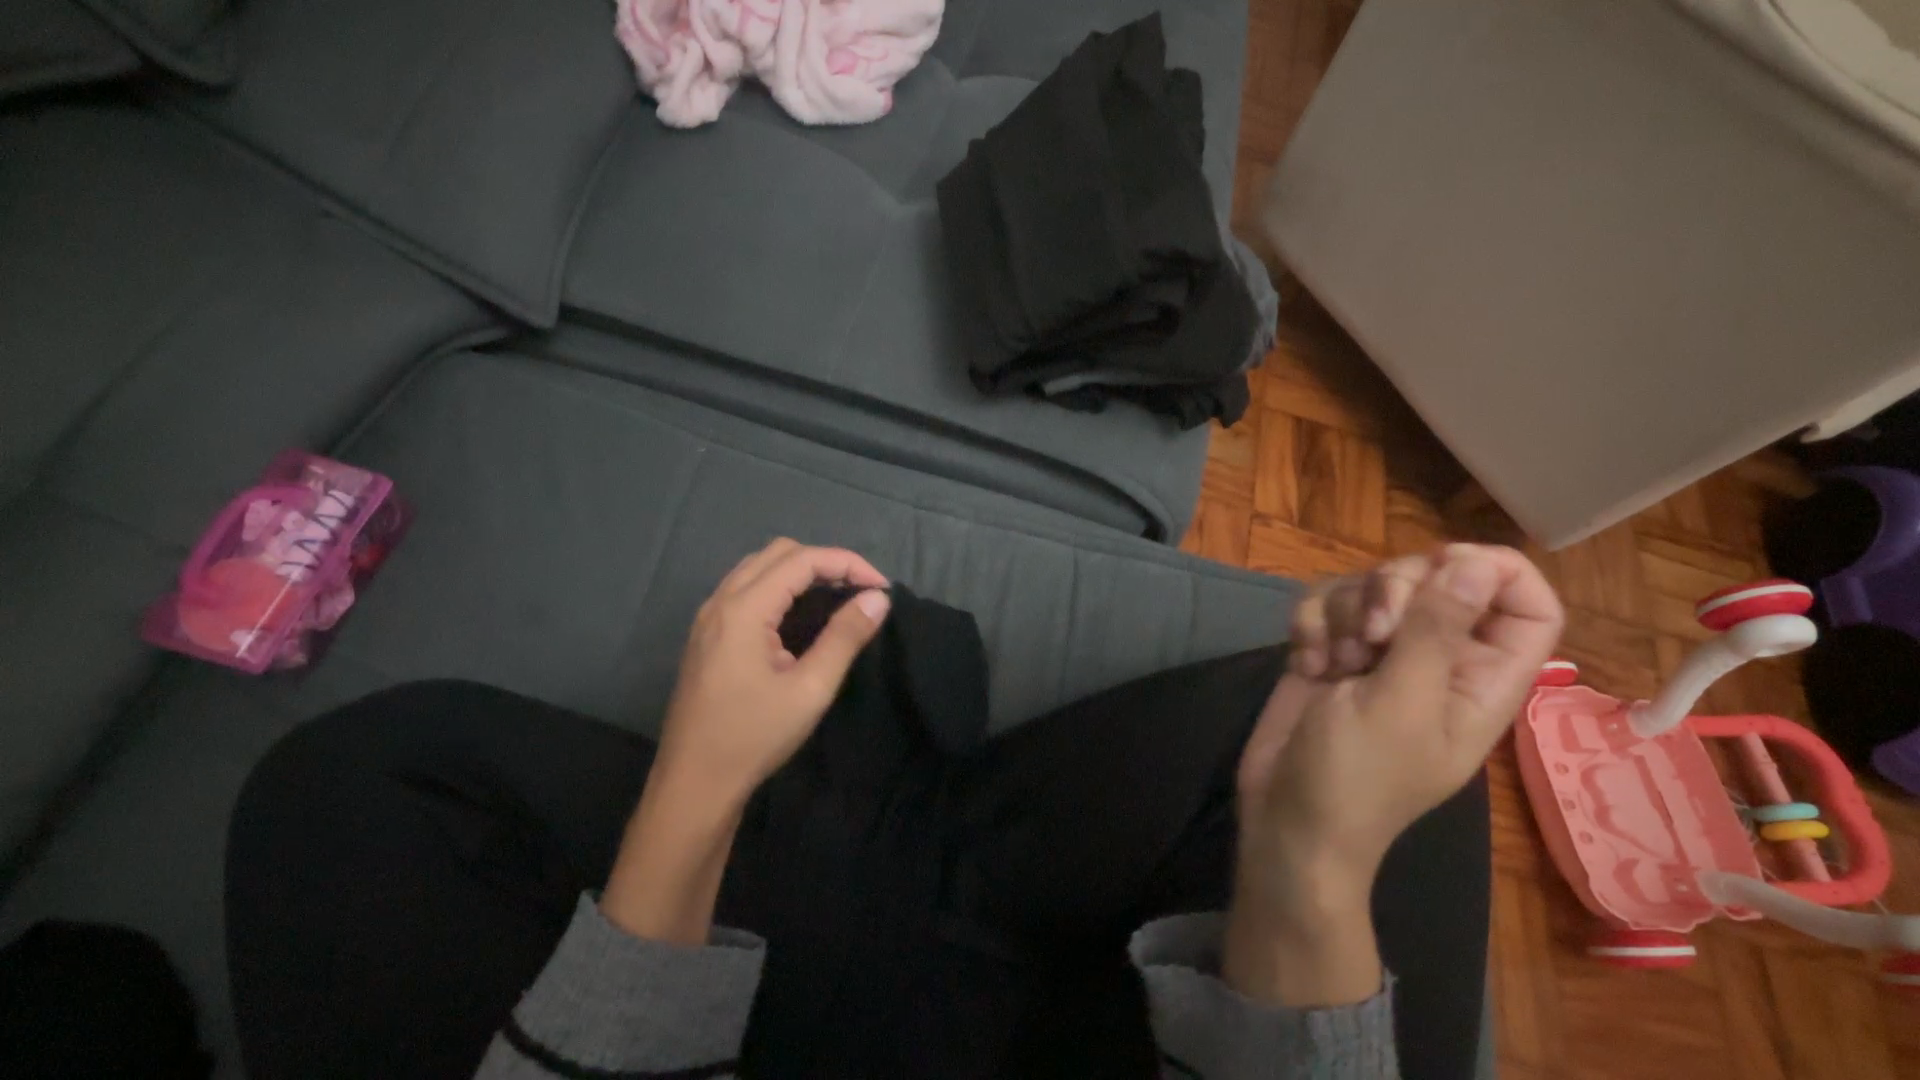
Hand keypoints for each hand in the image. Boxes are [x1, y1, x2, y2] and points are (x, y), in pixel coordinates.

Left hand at [655, 538, 891, 802]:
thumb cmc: (754, 737)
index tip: (881, 588)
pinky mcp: (706, 636)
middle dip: (824, 561)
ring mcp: (708, 618)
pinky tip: (799, 616)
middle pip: (778, 553)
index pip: (802, 560)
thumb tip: (877, 599)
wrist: (694, 782)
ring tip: (836, 597)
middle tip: (860, 591)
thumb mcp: (810, 689)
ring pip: (758, 568)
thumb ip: (844, 638)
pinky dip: (778, 587)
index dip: (847, 564)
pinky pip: (745, 589)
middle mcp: (721, 601)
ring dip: (800, 571)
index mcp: (744, 609)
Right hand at [1226, 544, 1562, 1004]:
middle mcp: (1435, 657)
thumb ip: (1437, 630)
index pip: (1527, 603)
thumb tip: (1476, 561)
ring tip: (1334, 662)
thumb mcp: (1401, 703)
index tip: (1442, 565)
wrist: (1286, 820)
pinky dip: (1310, 624)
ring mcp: (1378, 653)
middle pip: (1436, 577)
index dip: (1494, 571)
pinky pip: (1325, 604)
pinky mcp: (1330, 650)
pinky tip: (1307, 662)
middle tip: (1373, 632)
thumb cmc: (1357, 775)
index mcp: (1481, 677)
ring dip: (1342, 612)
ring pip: (1371, 585)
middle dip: (1393, 589)